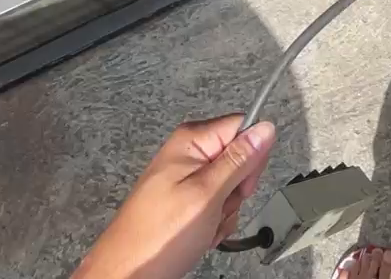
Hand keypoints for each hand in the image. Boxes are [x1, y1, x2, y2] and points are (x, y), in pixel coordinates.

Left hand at [71, 115, 276, 278]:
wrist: (124, 277)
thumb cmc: (157, 237)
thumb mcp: (206, 195)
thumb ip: (239, 160)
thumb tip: (265, 127)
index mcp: (192, 139)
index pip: (242, 127)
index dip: (251, 156)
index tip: (242, 184)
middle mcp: (188, 152)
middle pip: (238, 157)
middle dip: (236, 190)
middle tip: (217, 208)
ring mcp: (185, 177)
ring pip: (229, 185)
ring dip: (225, 211)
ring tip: (203, 226)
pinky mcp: (184, 199)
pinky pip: (215, 203)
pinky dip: (214, 222)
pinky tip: (199, 234)